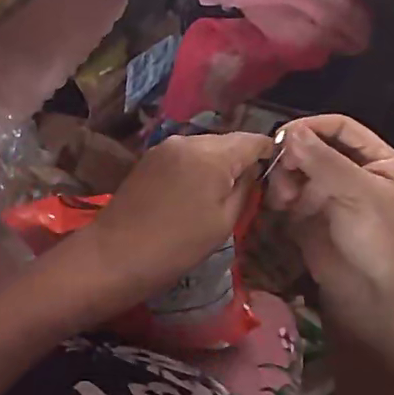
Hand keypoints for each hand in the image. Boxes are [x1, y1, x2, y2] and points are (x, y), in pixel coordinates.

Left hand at [80, 132, 272, 306]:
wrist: (115, 254)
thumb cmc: (177, 245)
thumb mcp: (223, 222)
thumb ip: (245, 188)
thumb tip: (253, 170)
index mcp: (211, 153)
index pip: (252, 140)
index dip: (268, 152)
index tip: (278, 170)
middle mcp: (187, 140)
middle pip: (227, 141)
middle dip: (241, 159)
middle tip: (251, 187)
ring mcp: (164, 147)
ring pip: (204, 148)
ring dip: (217, 164)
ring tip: (223, 193)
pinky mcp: (148, 158)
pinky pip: (184, 156)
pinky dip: (196, 168)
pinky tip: (196, 192)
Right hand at [265, 115, 393, 313]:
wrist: (372, 299)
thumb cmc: (380, 241)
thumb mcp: (359, 194)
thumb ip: (323, 160)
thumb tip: (289, 131)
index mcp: (378, 161)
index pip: (340, 127)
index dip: (313, 126)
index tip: (284, 136)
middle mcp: (351, 172)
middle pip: (312, 147)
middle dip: (294, 156)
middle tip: (280, 169)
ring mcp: (327, 194)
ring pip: (295, 170)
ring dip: (284, 178)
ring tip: (282, 197)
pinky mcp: (306, 216)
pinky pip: (286, 194)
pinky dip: (278, 196)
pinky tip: (279, 207)